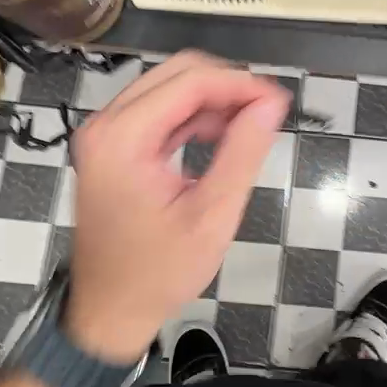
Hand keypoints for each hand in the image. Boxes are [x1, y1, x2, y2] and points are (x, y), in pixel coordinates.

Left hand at [61, 52, 289, 363]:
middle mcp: (107, 123)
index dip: (240, 84)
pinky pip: (160, 110)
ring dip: (213, 99)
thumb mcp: (212, 216)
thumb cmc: (159, 272)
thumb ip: (242, 153)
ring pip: (170, 87)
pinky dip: (195, 116)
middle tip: (268, 111)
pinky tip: (223, 137)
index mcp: (123, 137)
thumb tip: (271, 104)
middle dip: (228, 86)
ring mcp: (107, 133)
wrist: (109, 313)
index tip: (280, 101)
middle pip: (177, 73)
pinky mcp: (114, 145)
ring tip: (251, 127)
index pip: (190, 82)